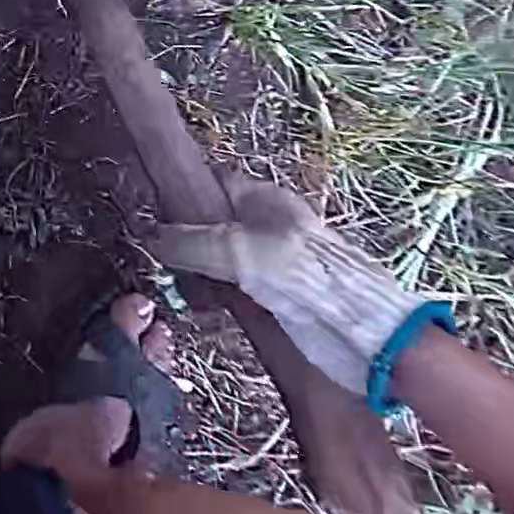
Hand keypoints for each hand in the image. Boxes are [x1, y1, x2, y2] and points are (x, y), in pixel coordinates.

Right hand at [149, 173, 437, 402]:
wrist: (364, 334)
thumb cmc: (300, 275)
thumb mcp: (237, 251)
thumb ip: (190, 243)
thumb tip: (149, 236)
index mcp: (262, 198)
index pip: (212, 179)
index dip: (184, 188)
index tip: (156, 206)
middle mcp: (268, 222)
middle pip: (215, 218)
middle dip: (189, 235)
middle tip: (164, 254)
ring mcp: (276, 257)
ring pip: (224, 253)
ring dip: (203, 268)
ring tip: (182, 283)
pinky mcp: (281, 291)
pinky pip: (238, 282)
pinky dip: (220, 291)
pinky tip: (207, 303)